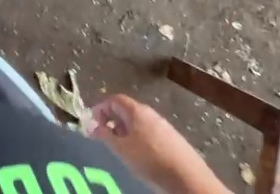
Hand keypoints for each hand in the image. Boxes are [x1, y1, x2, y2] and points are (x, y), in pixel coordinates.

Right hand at [86, 95, 229, 193]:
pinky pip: (152, 134)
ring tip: (124, 150)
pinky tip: (143, 157)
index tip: (93, 124)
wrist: (189, 179)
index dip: (100, 109)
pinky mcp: (175, 140)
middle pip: (127, 111)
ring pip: (140, 124)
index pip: (113, 99)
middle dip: (114, 122)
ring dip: (127, 133)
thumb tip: (89, 125)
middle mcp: (151, 113)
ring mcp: (165, 126)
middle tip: (107, 138)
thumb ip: (104, 135)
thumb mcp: (122, 149)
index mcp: (136, 110)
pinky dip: (142, 140)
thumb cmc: (150, 160)